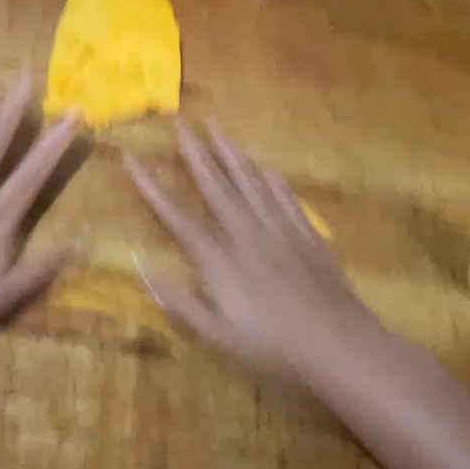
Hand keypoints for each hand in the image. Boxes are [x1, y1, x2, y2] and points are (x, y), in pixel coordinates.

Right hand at [124, 121, 385, 381]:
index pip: (176, 216)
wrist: (339, 344)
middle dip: (194, 153)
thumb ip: (179, 302)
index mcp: (218, 258)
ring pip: (250, 182)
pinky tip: (264, 165)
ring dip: (231, 153)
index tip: (131, 158)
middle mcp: (246, 233)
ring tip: (216, 126)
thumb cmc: (272, 346)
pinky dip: (272, 178)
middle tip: (179, 122)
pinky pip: (285, 197)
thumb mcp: (216, 334)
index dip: (151, 187)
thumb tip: (141, 269)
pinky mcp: (307, 234)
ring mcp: (279, 230)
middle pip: (215, 186)